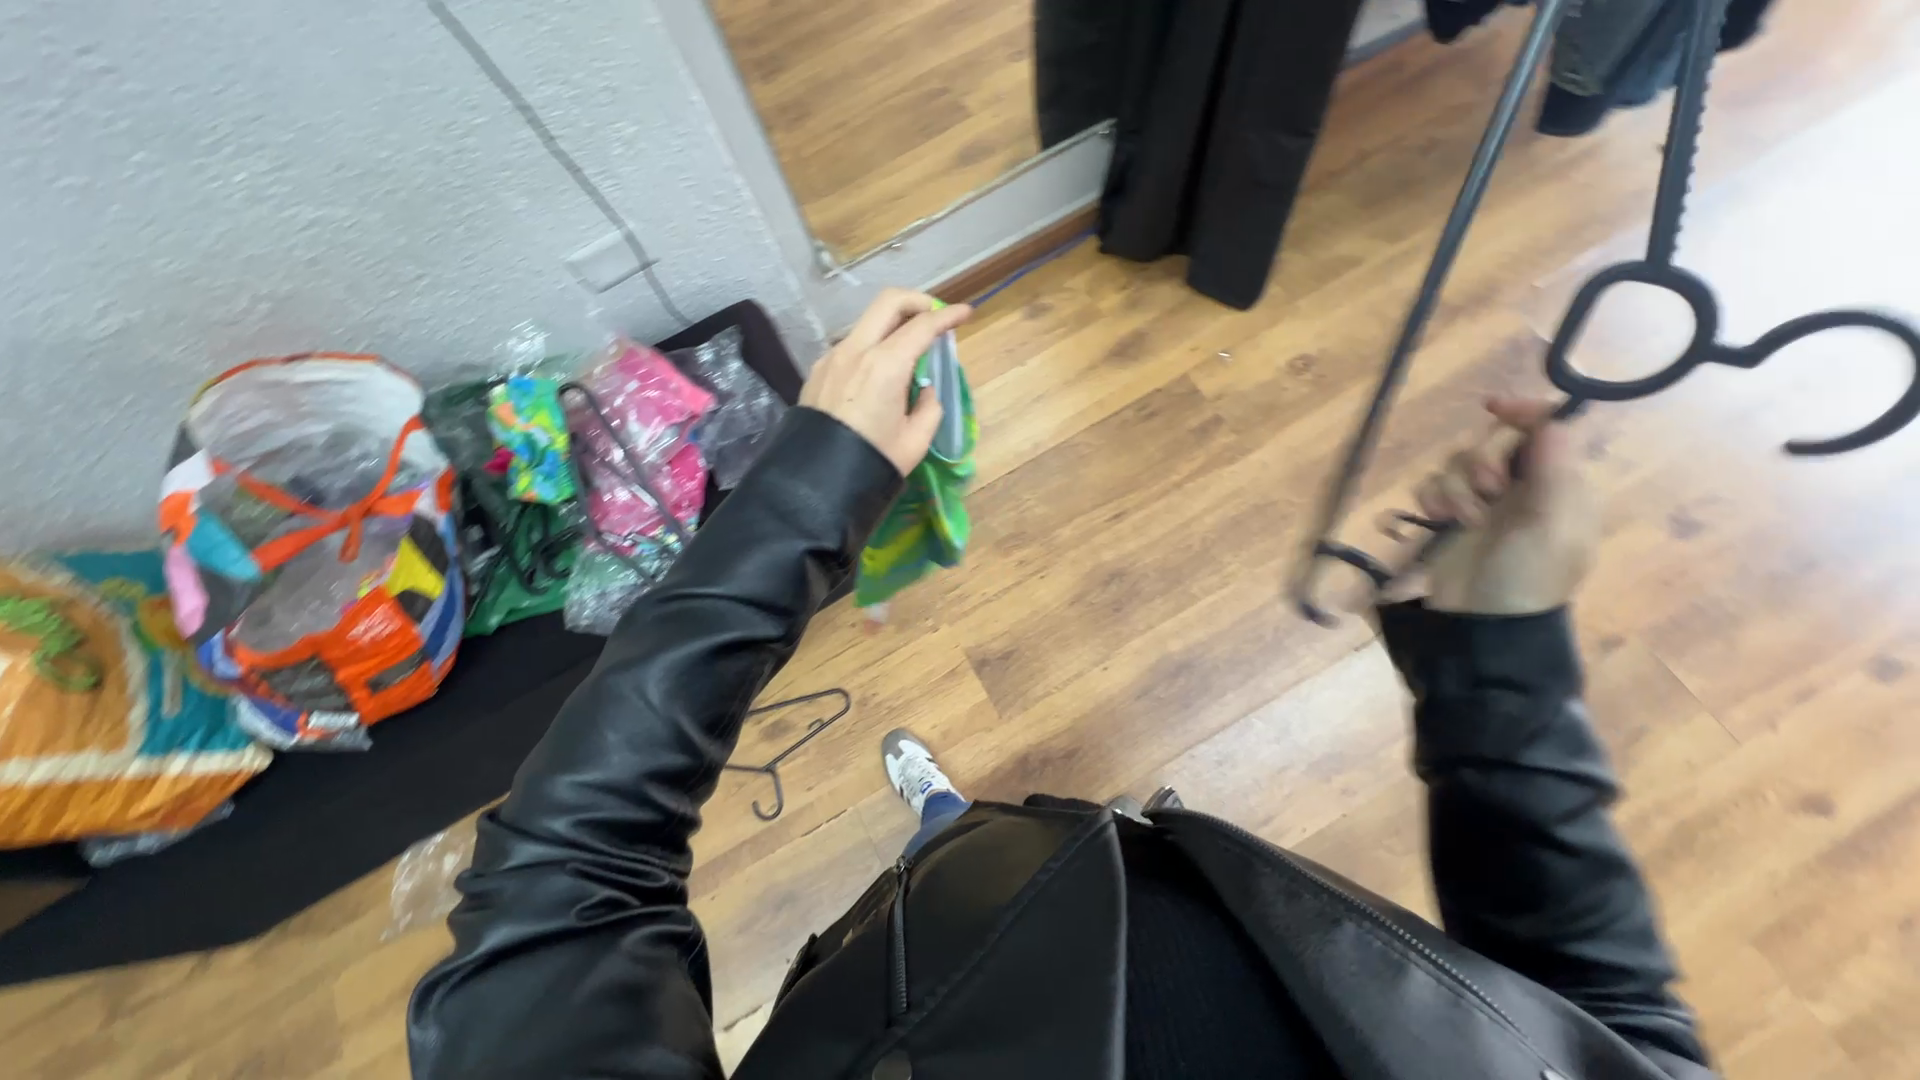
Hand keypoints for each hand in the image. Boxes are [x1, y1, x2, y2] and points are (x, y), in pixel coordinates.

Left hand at [799, 289, 972, 475]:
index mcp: (886, 365)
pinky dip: (871, 347)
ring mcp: (832, 357)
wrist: (819, 482)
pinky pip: (851, 346)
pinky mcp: (818, 370)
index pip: (923, 326)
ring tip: (908, 350)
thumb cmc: (874, 461)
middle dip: (917, 301)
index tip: (965, 312)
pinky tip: (879, 374)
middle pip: (889, 301)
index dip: (948, 315)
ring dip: (892, 325)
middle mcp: (856, 350)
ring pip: (868, 323)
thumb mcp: (916, 439)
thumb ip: (930, 405)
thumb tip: (924, 388)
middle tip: (934, 315)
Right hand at [1416, 396, 1598, 614]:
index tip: (1492, 407)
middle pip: (1493, 441)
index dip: (1522, 411)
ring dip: (1455, 487)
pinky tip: (1437, 519)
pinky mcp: (1448, 517)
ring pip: (1458, 463)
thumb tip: (1553, 418)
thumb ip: (1555, 468)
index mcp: (1559, 484)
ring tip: (1461, 519)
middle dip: (1482, 460)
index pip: (1545, 428)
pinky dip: (1431, 498)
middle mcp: (1521, 486)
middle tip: (1486, 490)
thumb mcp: (1553, 525)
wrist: (1483, 622)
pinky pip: (1432, 485)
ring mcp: (1483, 502)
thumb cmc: (1528, 575)